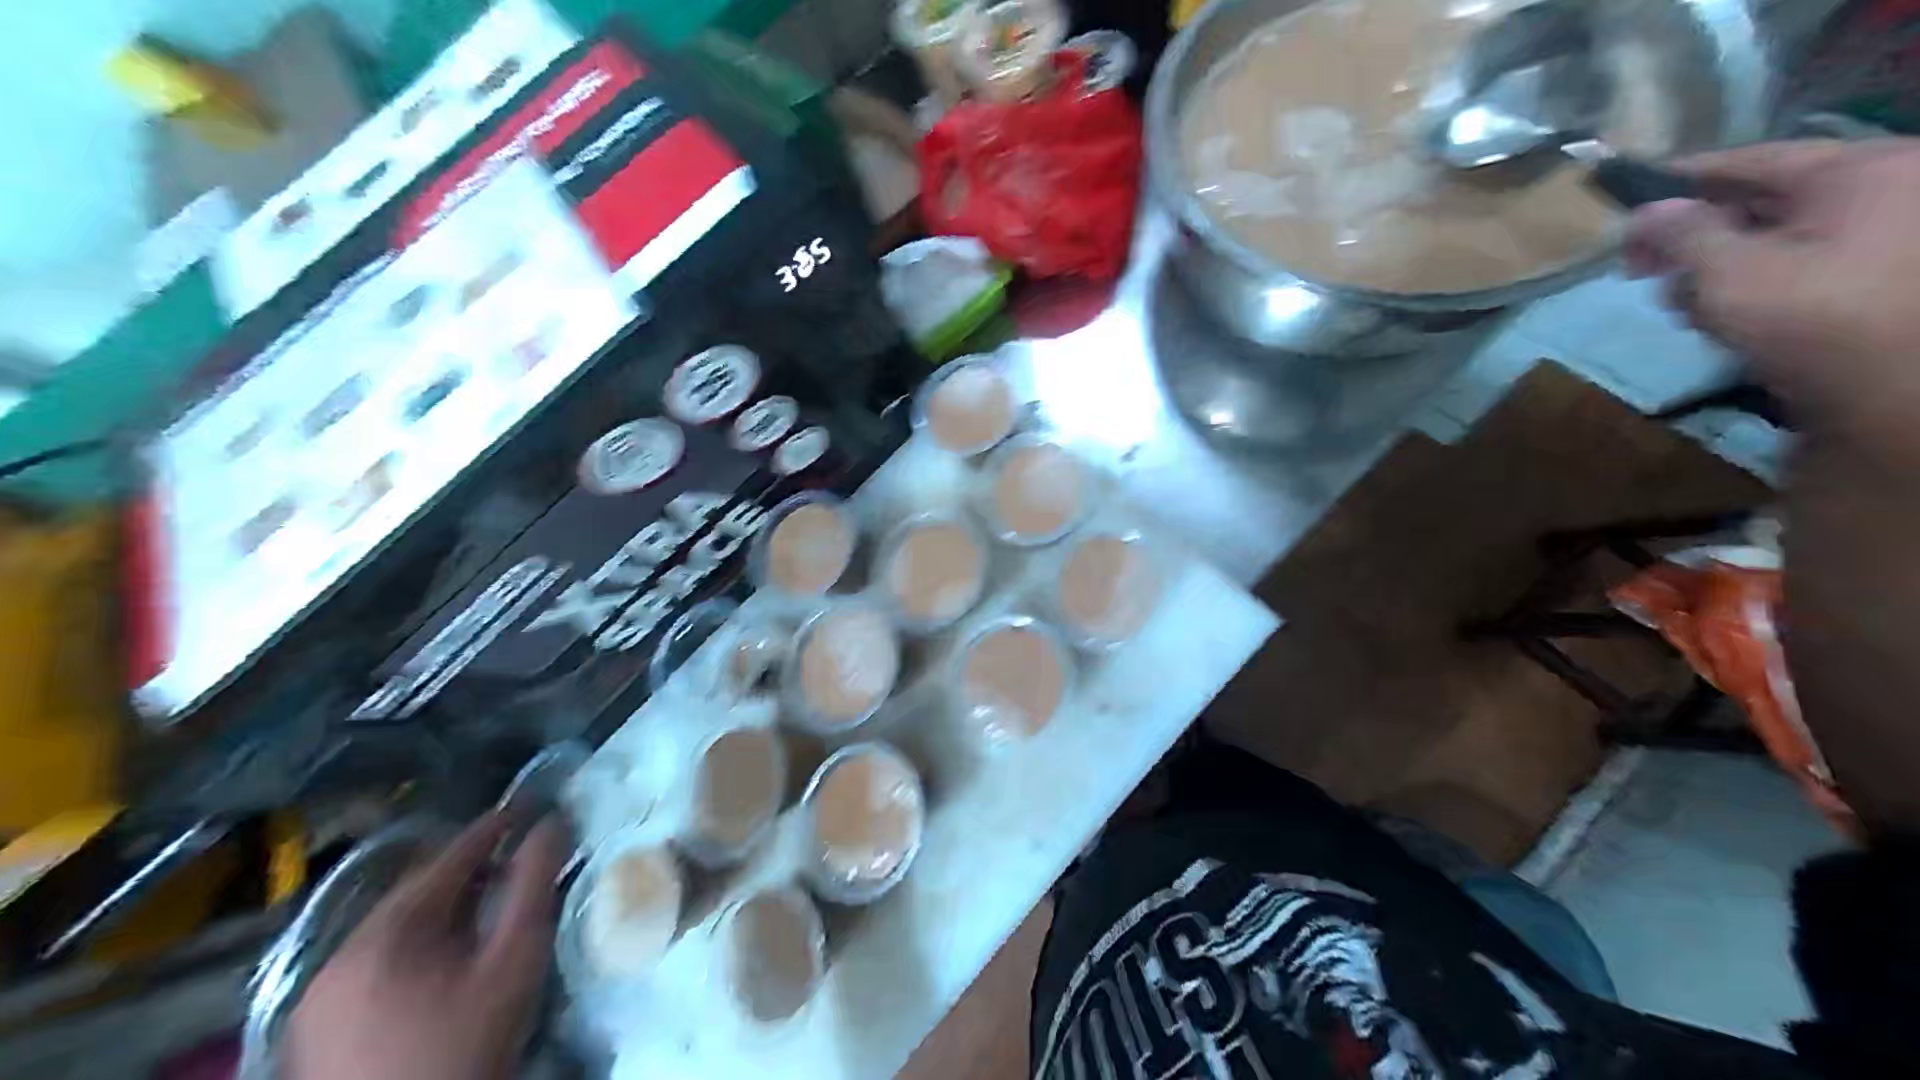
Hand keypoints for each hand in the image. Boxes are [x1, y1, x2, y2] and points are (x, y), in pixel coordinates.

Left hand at [284, 813, 567, 1079]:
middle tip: (513, 863)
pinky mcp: (313, 1033)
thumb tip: (551, 823)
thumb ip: (534, 887)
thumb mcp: (515, 962)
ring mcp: (316, 999)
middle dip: (467, 871)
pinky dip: (412, 945)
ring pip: (391, 927)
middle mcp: (337, 957)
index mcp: (385, 935)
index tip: (527, 808)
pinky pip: (372, 962)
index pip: (447, 859)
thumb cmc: (467, 1048)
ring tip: (485, 909)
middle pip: (415, 892)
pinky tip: (442, 961)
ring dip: (440, 908)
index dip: (492, 829)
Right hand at [1623, 138, 1919, 454]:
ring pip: (1780, 234)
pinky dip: (1755, 281)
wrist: (1898, 389)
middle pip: (1766, 199)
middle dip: (1695, 235)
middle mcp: (1896, 185)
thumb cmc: (1815, 319)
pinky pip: (1805, 260)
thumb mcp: (1730, 274)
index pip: (1755, 159)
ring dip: (1718, 265)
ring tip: (1680, 303)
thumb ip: (1684, 236)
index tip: (1630, 193)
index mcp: (1867, 169)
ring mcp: (1898, 231)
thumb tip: (1649, 211)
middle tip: (1642, 268)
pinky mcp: (1887, 274)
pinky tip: (1722, 314)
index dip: (1683, 176)